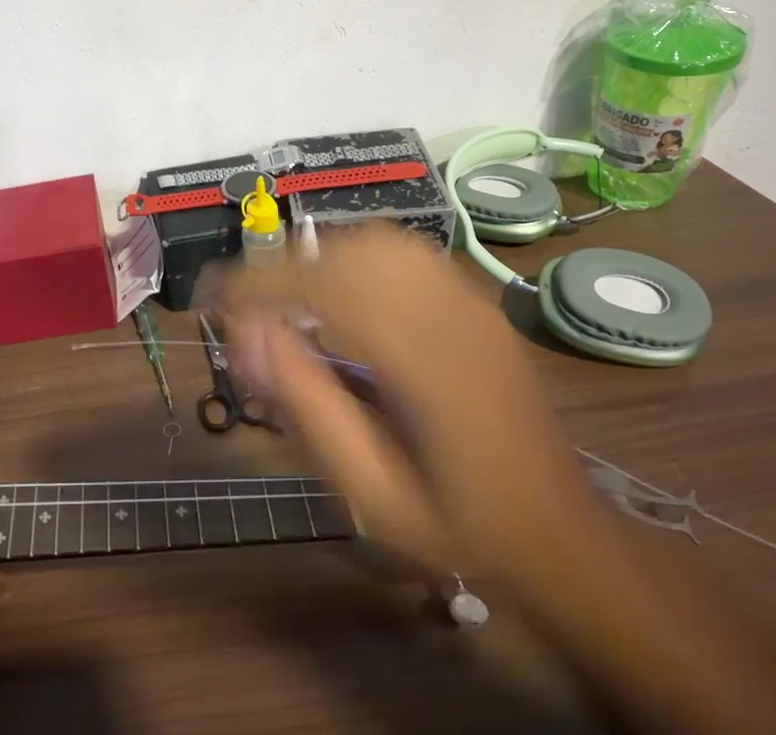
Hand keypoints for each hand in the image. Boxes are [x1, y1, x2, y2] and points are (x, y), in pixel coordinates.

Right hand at [218, 227, 599, 579]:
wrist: (560, 533)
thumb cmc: (459, 526)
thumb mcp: (372, 493)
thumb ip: (311, 410)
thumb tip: (249, 337)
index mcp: (429, 364)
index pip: (330, 288)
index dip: (262, 282)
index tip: (214, 297)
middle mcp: (455, 317)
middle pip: (355, 252)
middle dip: (286, 266)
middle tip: (242, 305)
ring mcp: (475, 305)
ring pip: (384, 243)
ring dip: (321, 258)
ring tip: (282, 299)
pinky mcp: (481, 307)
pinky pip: (410, 255)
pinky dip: (358, 258)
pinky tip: (338, 295)